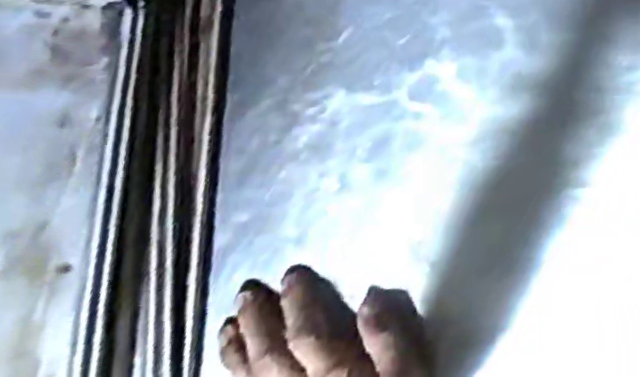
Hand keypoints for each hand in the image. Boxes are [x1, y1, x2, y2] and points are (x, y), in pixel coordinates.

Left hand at [221, 266, 428, 376]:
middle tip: (246, 290)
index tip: (293, 273)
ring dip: (238, 349)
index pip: (309, 333)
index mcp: (337, 374)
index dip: (299, 302)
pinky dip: (235, 376)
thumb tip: (369, 294)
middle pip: (272, 355)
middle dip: (260, 321)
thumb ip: (391, 335)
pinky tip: (229, 364)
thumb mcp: (412, 370)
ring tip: (228, 323)